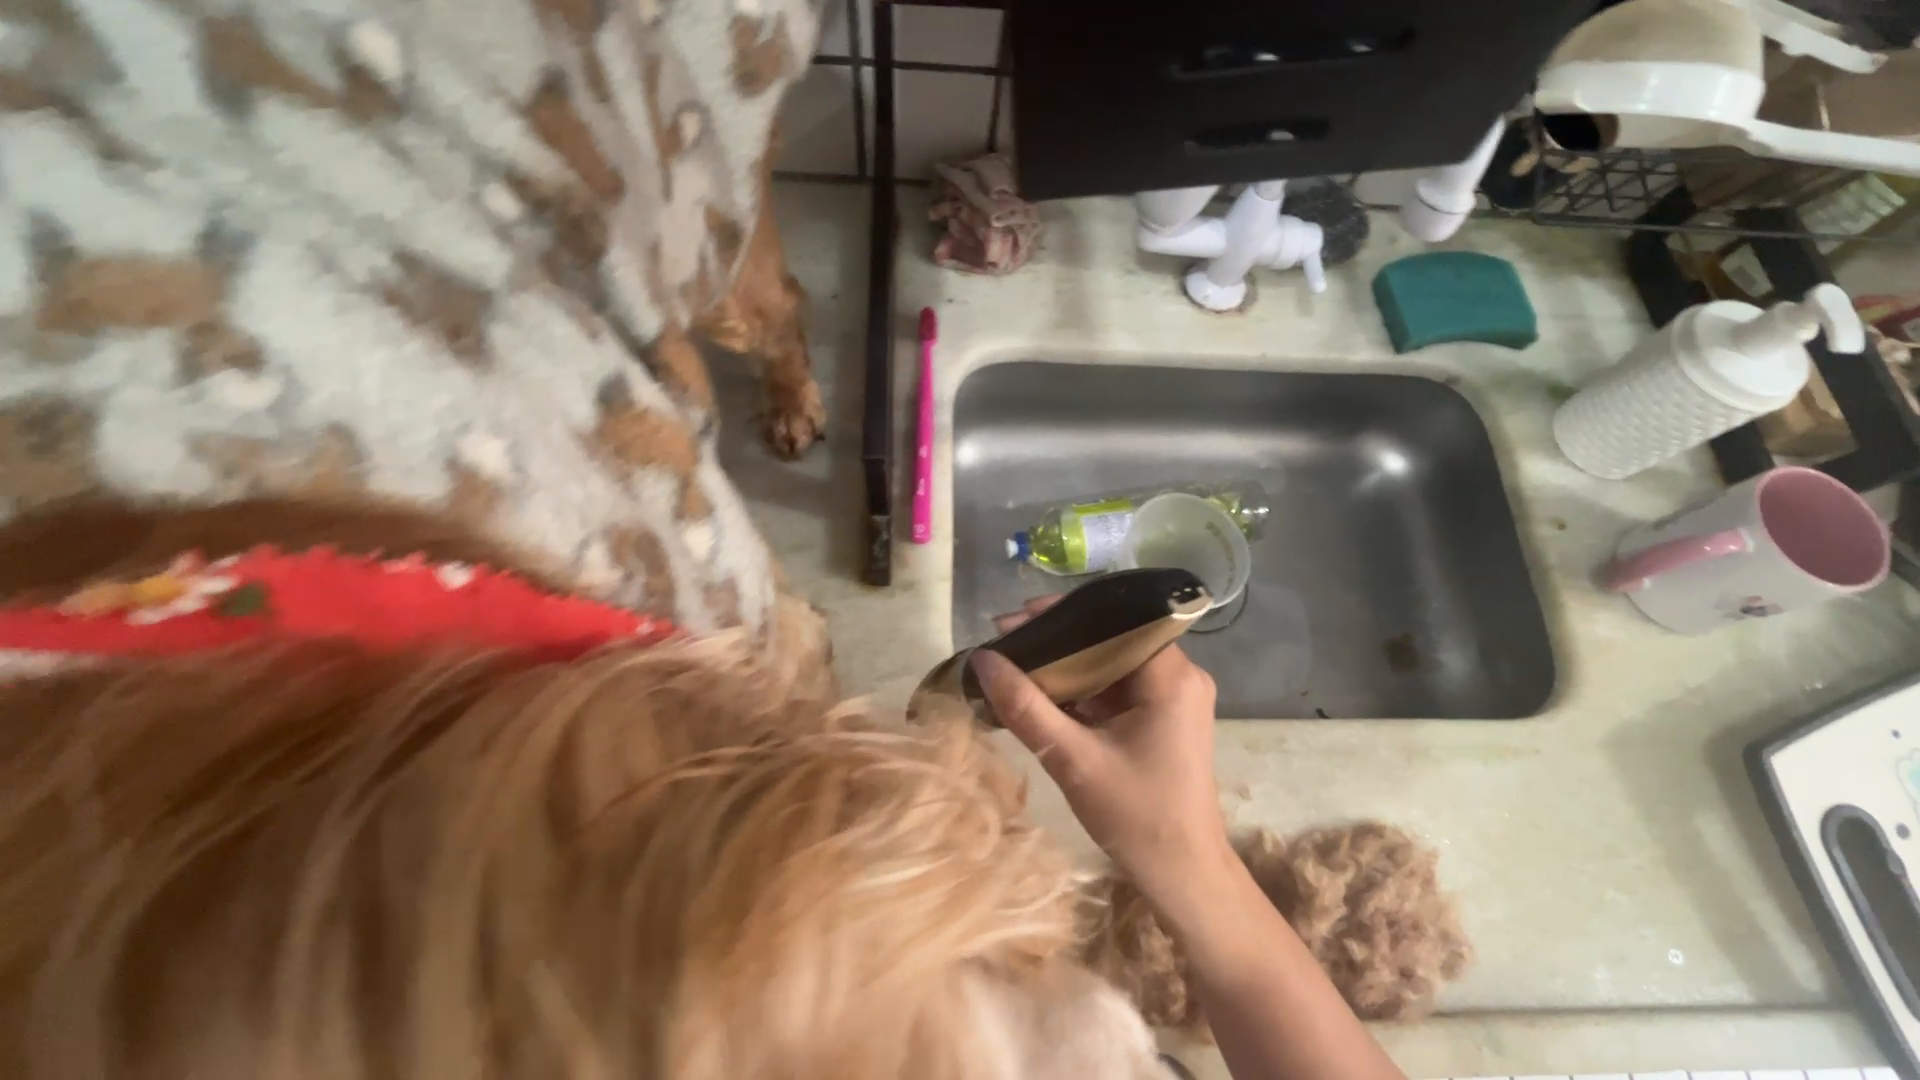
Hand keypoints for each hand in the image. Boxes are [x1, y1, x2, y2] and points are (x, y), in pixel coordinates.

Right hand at [970, 597, 1231, 899]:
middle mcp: (1180, 675)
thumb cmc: (1136, 816)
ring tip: (1017, 664)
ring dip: (1068, 663)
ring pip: (1113, 661)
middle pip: (1113, 636)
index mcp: (1171, 676)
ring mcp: (1174, 696)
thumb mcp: (1072, 759)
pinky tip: (1044, 693)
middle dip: (1058, 638)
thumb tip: (982, 659)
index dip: (1063, 615)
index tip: (1016, 621)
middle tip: (1007, 641)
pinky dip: (1084, 687)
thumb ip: (1025, 706)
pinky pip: (1119, 686)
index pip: (1116, 619)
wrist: (1183, 875)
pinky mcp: (1165, 716)